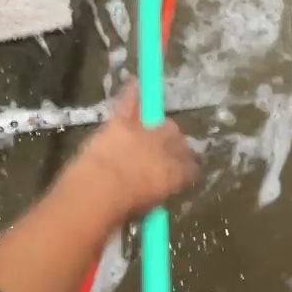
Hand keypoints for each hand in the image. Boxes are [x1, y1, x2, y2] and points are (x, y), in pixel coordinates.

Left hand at [73, 85, 200, 216]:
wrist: (100, 188)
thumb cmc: (120, 208)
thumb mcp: (146, 209)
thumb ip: (154, 200)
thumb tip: (151, 198)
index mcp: (175, 176)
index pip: (191, 168)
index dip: (188, 167)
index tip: (185, 171)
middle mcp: (166, 151)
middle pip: (178, 141)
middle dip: (175, 144)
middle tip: (165, 151)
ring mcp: (145, 133)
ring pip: (162, 125)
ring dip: (160, 126)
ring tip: (156, 129)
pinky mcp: (123, 123)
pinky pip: (130, 103)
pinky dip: (133, 92)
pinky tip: (135, 81)